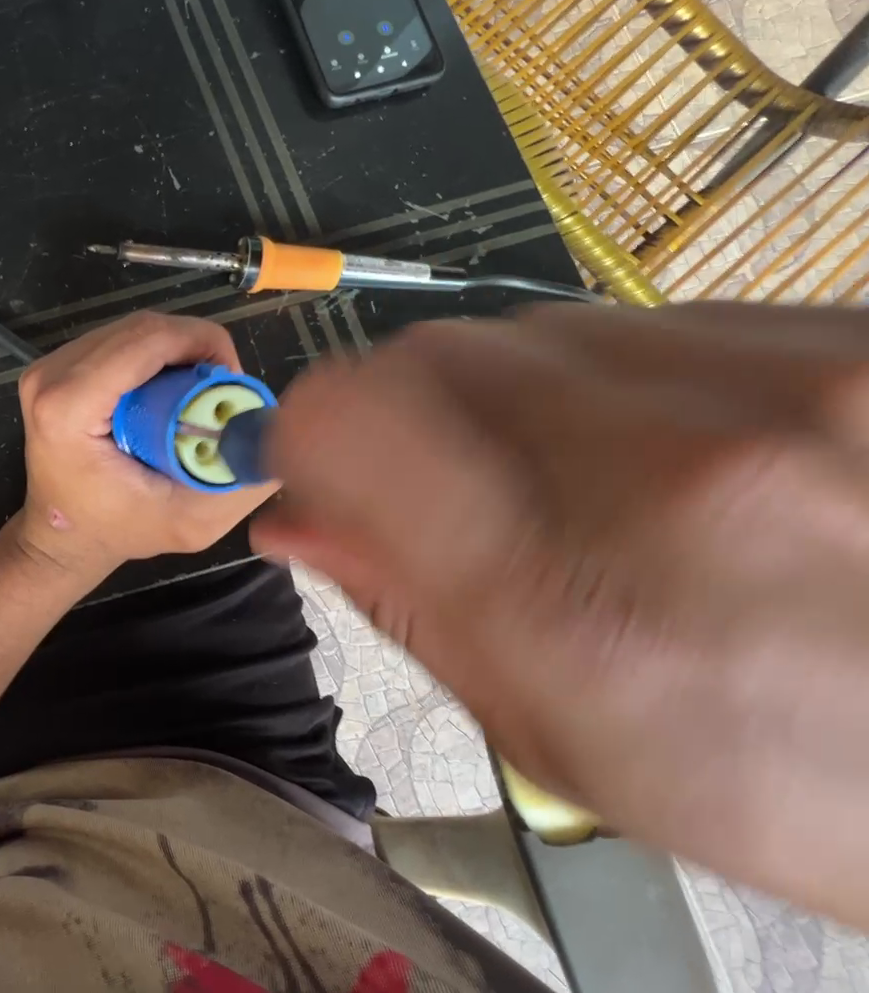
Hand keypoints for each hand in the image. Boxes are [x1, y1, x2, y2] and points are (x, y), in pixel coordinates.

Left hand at [13, 311, 278, 578]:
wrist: (64, 535)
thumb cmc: (119, 530)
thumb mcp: (190, 522)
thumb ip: (238, 481)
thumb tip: (276, 429)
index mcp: (68, 409)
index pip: (146, 341)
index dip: (201, 345)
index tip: (230, 383)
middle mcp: (49, 379)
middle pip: (140, 329)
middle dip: (194, 347)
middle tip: (220, 390)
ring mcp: (46, 369)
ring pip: (130, 329)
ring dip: (174, 350)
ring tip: (195, 394)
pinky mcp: (53, 368)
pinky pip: (116, 340)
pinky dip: (151, 355)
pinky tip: (166, 391)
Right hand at [252, 302, 868, 925]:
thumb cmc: (789, 781)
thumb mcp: (553, 732)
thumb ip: (402, 601)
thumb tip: (291, 515)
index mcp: (571, 604)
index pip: (346, 419)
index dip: (304, 432)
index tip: (318, 467)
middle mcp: (681, 470)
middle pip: (432, 354)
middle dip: (405, 411)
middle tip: (455, 484)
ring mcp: (801, 387)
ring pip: (536, 328)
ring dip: (517, 394)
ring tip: (595, 479)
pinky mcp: (867, 339)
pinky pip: (654, 319)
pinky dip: (622, 377)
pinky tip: (689, 451)